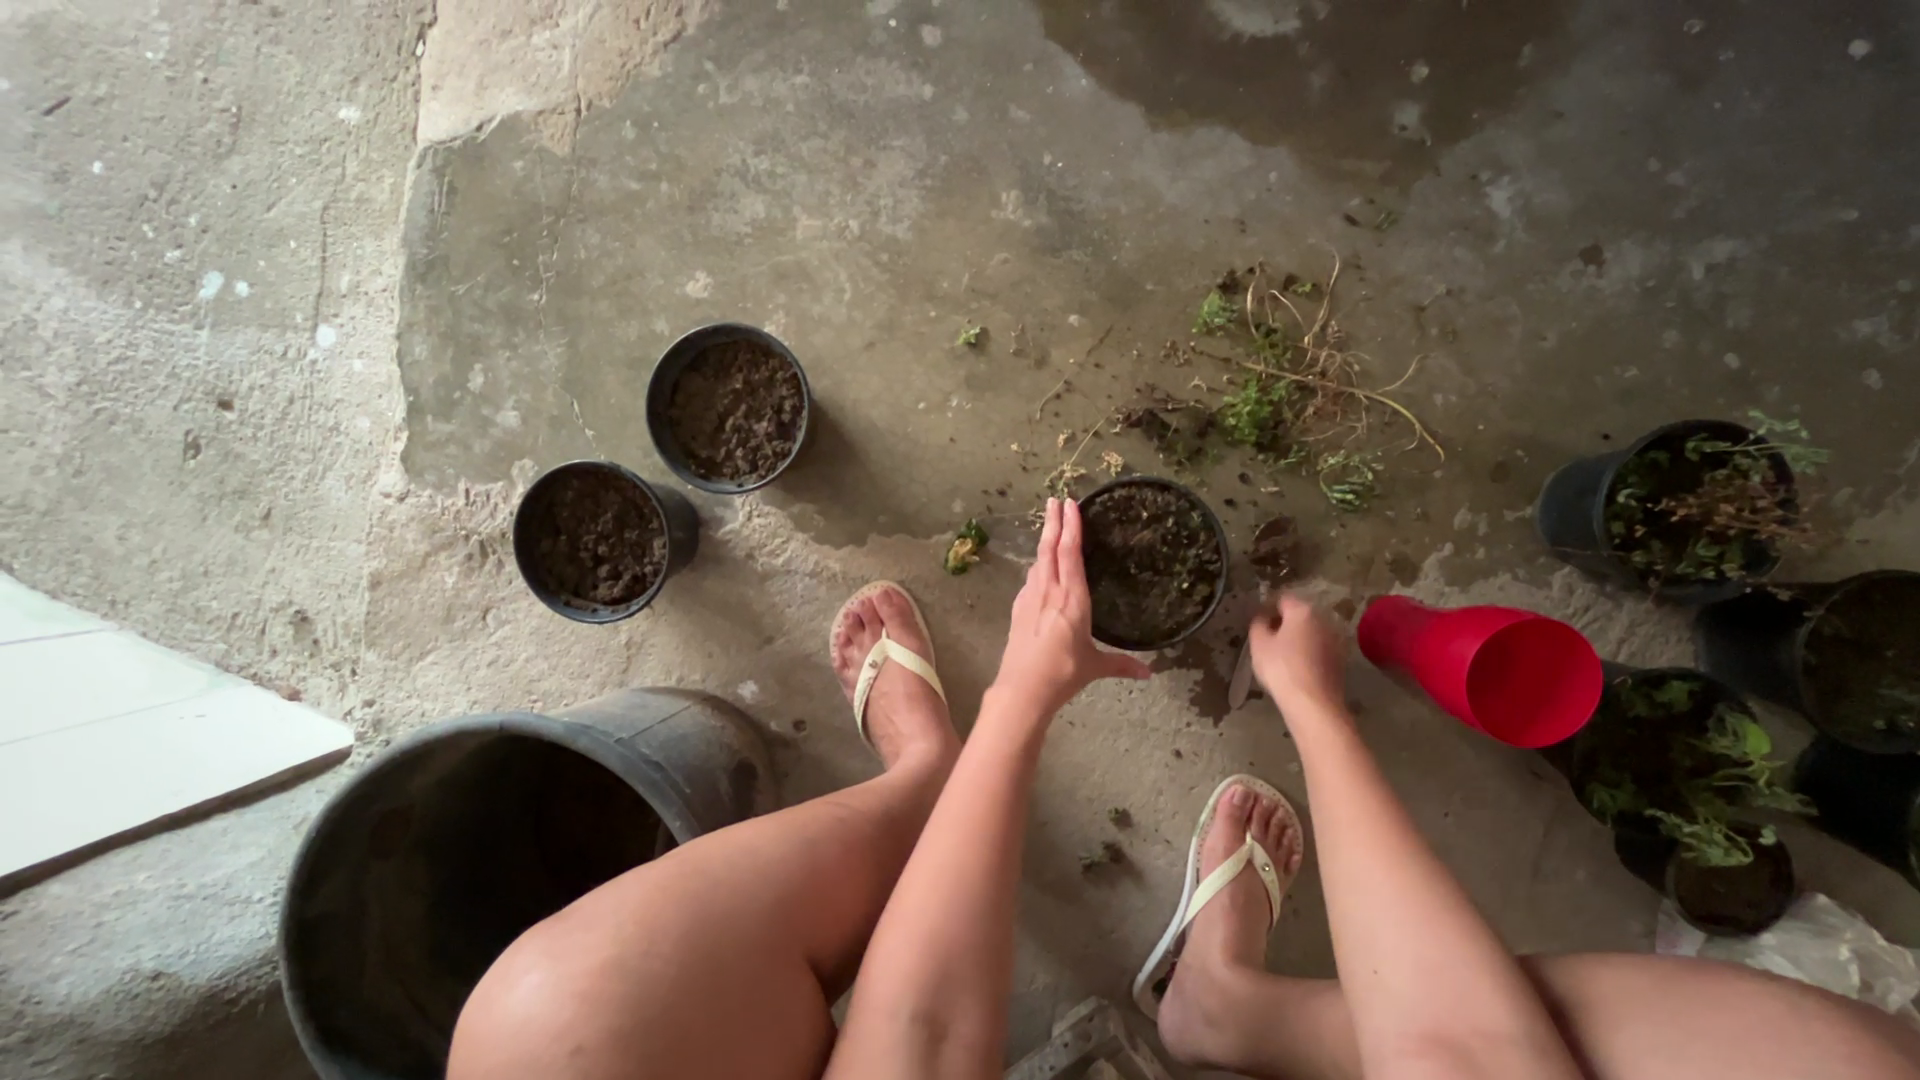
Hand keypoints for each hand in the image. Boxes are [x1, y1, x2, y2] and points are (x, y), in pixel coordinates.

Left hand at [992, 498, 1152, 716]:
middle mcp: (1049, 592)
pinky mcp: (1018, 610)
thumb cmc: (1063, 674)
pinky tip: (1039, 568)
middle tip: (1055, 500)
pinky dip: (1037, 566)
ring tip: (1049, 527)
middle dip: (1053, 522)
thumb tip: (1148, 673)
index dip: (1071, 527)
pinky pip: (1030, 579)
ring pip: (1038, 561)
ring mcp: (1030, 599)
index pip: (1071, 554)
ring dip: (1044, 541)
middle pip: (1050, 549)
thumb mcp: (1095, 667)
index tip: (1071, 504)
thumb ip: (1121, 665)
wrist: (1022, 689)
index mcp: (1072, 599)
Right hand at [1248, 592, 1348, 714]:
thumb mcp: (1259, 644)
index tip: (1258, 622)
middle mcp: (1324, 619)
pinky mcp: (1341, 659)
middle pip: (1300, 614)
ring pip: (1311, 631)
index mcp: (1302, 611)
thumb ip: (1258, 624)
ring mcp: (1336, 639)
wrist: (1313, 703)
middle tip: (1268, 638)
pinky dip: (1309, 651)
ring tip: (1282, 654)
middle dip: (1284, 622)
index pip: (1282, 598)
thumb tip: (1263, 617)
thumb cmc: (1281, 668)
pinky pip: (1320, 647)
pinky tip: (1298, 667)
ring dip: (1298, 637)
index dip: (1267, 607)